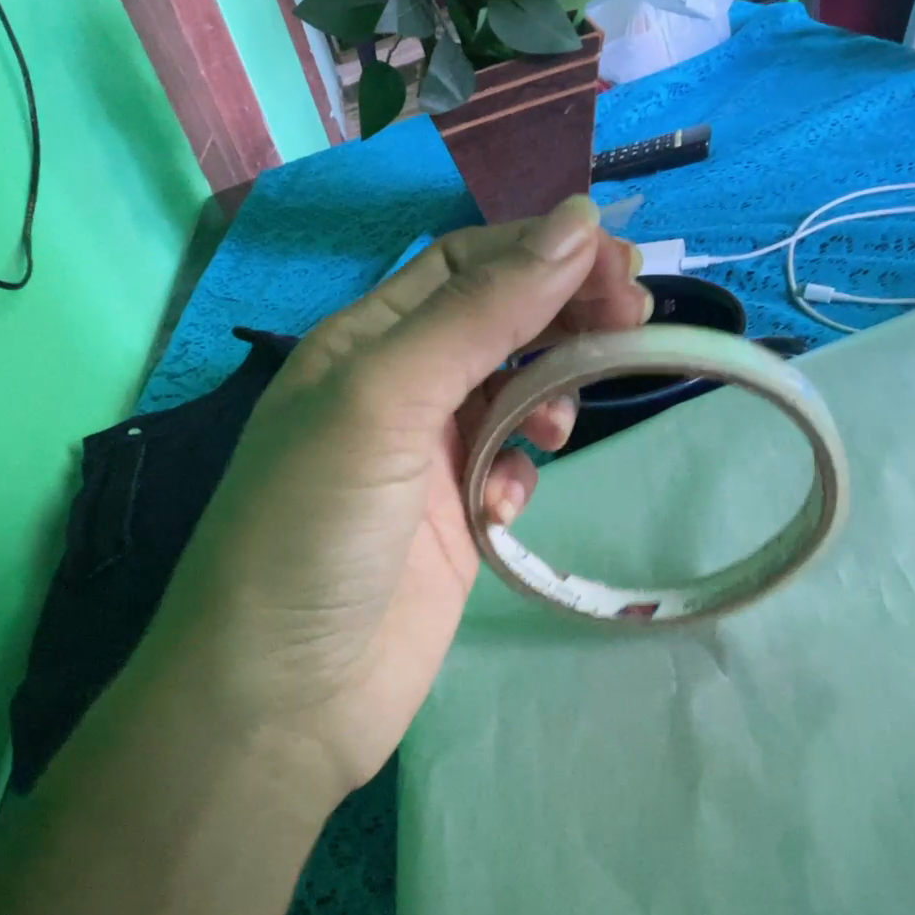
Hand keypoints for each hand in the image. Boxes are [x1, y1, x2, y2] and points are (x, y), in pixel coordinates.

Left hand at [131, 196, 648, 797]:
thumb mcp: (382, 402)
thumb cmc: (312, 531)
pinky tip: (507, 504)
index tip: (620, 271)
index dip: (541, 254)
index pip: (463, 266)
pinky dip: (521, 472)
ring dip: (547, 394)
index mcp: (360, 345)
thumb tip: (576, 220)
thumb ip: (475, 315)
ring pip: (511, 395)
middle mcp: (392, 393)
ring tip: (554, 426)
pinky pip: (507, 471)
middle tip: (630, 328)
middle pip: (496, 323)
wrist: (284, 694)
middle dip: (562, 315)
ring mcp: (423, 464)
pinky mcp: (451, 527)